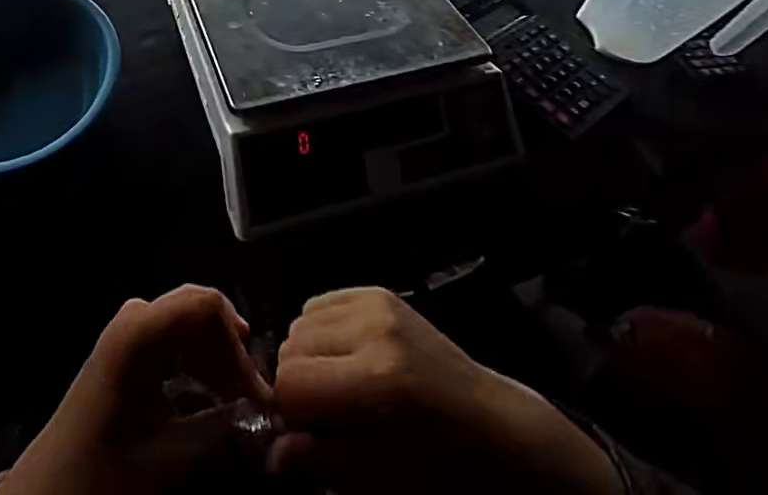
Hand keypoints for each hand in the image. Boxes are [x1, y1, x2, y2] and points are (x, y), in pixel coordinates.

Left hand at [0, 285, 269, 494]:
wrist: (50, 489)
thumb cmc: (103, 472)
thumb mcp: (171, 459)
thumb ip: (225, 435)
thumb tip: (271, 420)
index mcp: (138, 332)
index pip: (206, 305)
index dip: (237, 346)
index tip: (254, 394)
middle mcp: (132, 317)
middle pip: (199, 311)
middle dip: (230, 353)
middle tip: (250, 402)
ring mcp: (126, 329)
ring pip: (188, 323)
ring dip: (216, 358)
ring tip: (233, 403)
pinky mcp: (125, 347)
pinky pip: (173, 336)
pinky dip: (197, 361)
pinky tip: (206, 395)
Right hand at [269, 287, 622, 494]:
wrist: (494, 428)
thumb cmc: (442, 464)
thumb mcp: (381, 479)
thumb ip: (319, 461)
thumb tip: (272, 452)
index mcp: (380, 379)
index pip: (291, 383)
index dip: (292, 414)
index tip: (308, 433)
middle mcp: (375, 329)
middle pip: (290, 348)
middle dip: (299, 383)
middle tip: (327, 412)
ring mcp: (378, 303)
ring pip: (299, 324)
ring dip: (308, 356)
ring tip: (340, 384)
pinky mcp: (378, 292)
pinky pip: (319, 304)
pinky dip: (321, 332)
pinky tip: (347, 357)